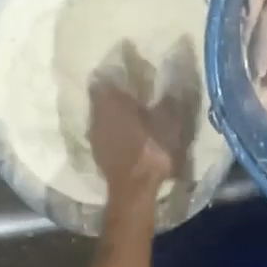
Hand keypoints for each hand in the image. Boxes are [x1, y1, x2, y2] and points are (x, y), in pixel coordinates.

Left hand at [88, 77, 173, 199]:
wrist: (134, 188)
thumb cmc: (152, 149)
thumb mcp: (168, 122)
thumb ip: (169, 101)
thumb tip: (172, 86)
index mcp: (113, 101)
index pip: (104, 81)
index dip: (114, 78)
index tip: (126, 78)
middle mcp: (98, 114)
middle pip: (100, 98)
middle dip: (113, 96)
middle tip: (130, 96)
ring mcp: (94, 135)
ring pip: (100, 116)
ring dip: (112, 115)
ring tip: (129, 116)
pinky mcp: (96, 152)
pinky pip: (102, 133)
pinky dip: (111, 132)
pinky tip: (125, 136)